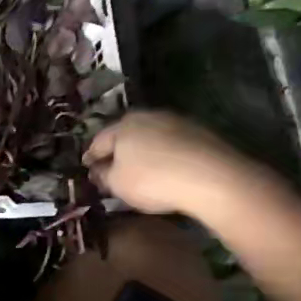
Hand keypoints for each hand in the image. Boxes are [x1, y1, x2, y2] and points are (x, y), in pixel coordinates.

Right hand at [83, 111, 279, 216]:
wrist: (212, 178)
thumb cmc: (153, 180)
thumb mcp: (117, 184)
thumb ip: (102, 176)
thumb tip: (97, 170)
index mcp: (122, 126)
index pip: (98, 142)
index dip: (91, 157)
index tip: (87, 169)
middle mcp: (147, 116)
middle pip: (125, 135)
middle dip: (118, 151)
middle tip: (113, 169)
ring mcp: (176, 121)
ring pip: (150, 137)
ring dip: (143, 152)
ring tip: (142, 170)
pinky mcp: (199, 132)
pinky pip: (172, 144)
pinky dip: (165, 155)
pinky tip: (167, 170)